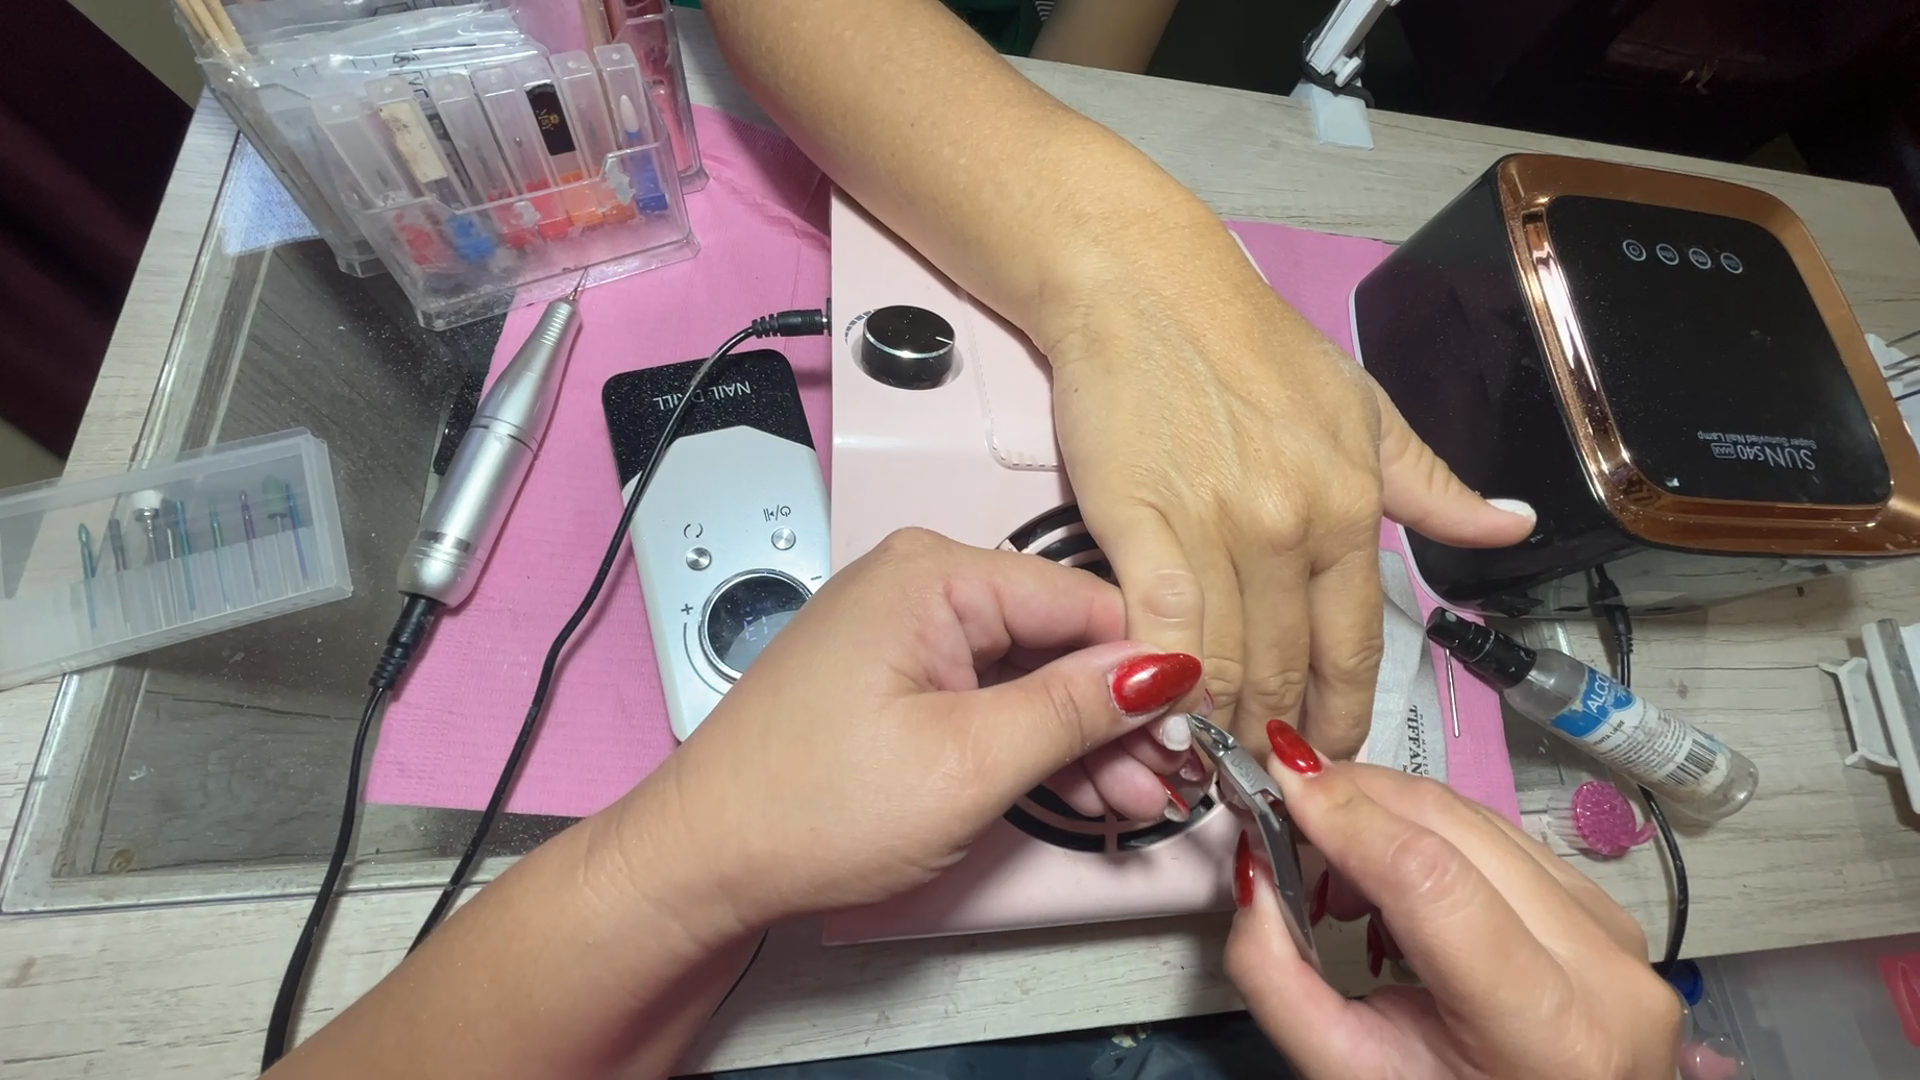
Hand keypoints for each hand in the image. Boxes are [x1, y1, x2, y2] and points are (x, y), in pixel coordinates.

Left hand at [619, 529, 1203, 929]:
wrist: (706, 859)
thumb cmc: (813, 806)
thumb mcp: (968, 761)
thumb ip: (1072, 707)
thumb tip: (1159, 668)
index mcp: (935, 575)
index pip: (1080, 597)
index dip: (1147, 661)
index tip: (1194, 718)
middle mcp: (922, 584)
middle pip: (1055, 636)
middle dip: (1116, 710)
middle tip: (1172, 771)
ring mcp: (910, 629)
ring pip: (1028, 672)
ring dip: (1081, 735)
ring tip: (1138, 795)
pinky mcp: (902, 672)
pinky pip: (989, 692)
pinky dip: (1032, 738)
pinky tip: (1083, 784)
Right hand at [1042, 228, 1533, 759]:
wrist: (1144, 290)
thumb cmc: (1242, 342)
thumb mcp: (1359, 400)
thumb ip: (1425, 478)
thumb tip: (1507, 525)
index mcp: (1349, 504)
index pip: (1353, 648)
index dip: (1338, 717)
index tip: (1321, 757)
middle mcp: (1292, 526)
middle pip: (1286, 668)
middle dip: (1274, 737)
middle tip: (1259, 780)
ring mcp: (1216, 526)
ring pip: (1226, 659)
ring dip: (1220, 723)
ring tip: (1211, 764)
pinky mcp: (1139, 520)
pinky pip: (1162, 623)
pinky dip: (1164, 678)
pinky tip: (1159, 715)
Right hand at [1224, 720, 1680, 1078]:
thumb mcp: (1339, 1070)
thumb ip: (1272, 973)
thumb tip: (1255, 866)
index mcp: (1548, 1031)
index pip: (1431, 880)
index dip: (1346, 817)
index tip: (1278, 779)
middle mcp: (1600, 966)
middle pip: (1451, 826)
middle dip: (1350, 793)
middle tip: (1283, 803)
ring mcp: (1612, 928)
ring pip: (1468, 812)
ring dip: (1378, 804)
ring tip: (1329, 853)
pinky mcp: (1600, 903)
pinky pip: (1489, 826)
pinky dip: (1415, 821)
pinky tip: (1381, 861)